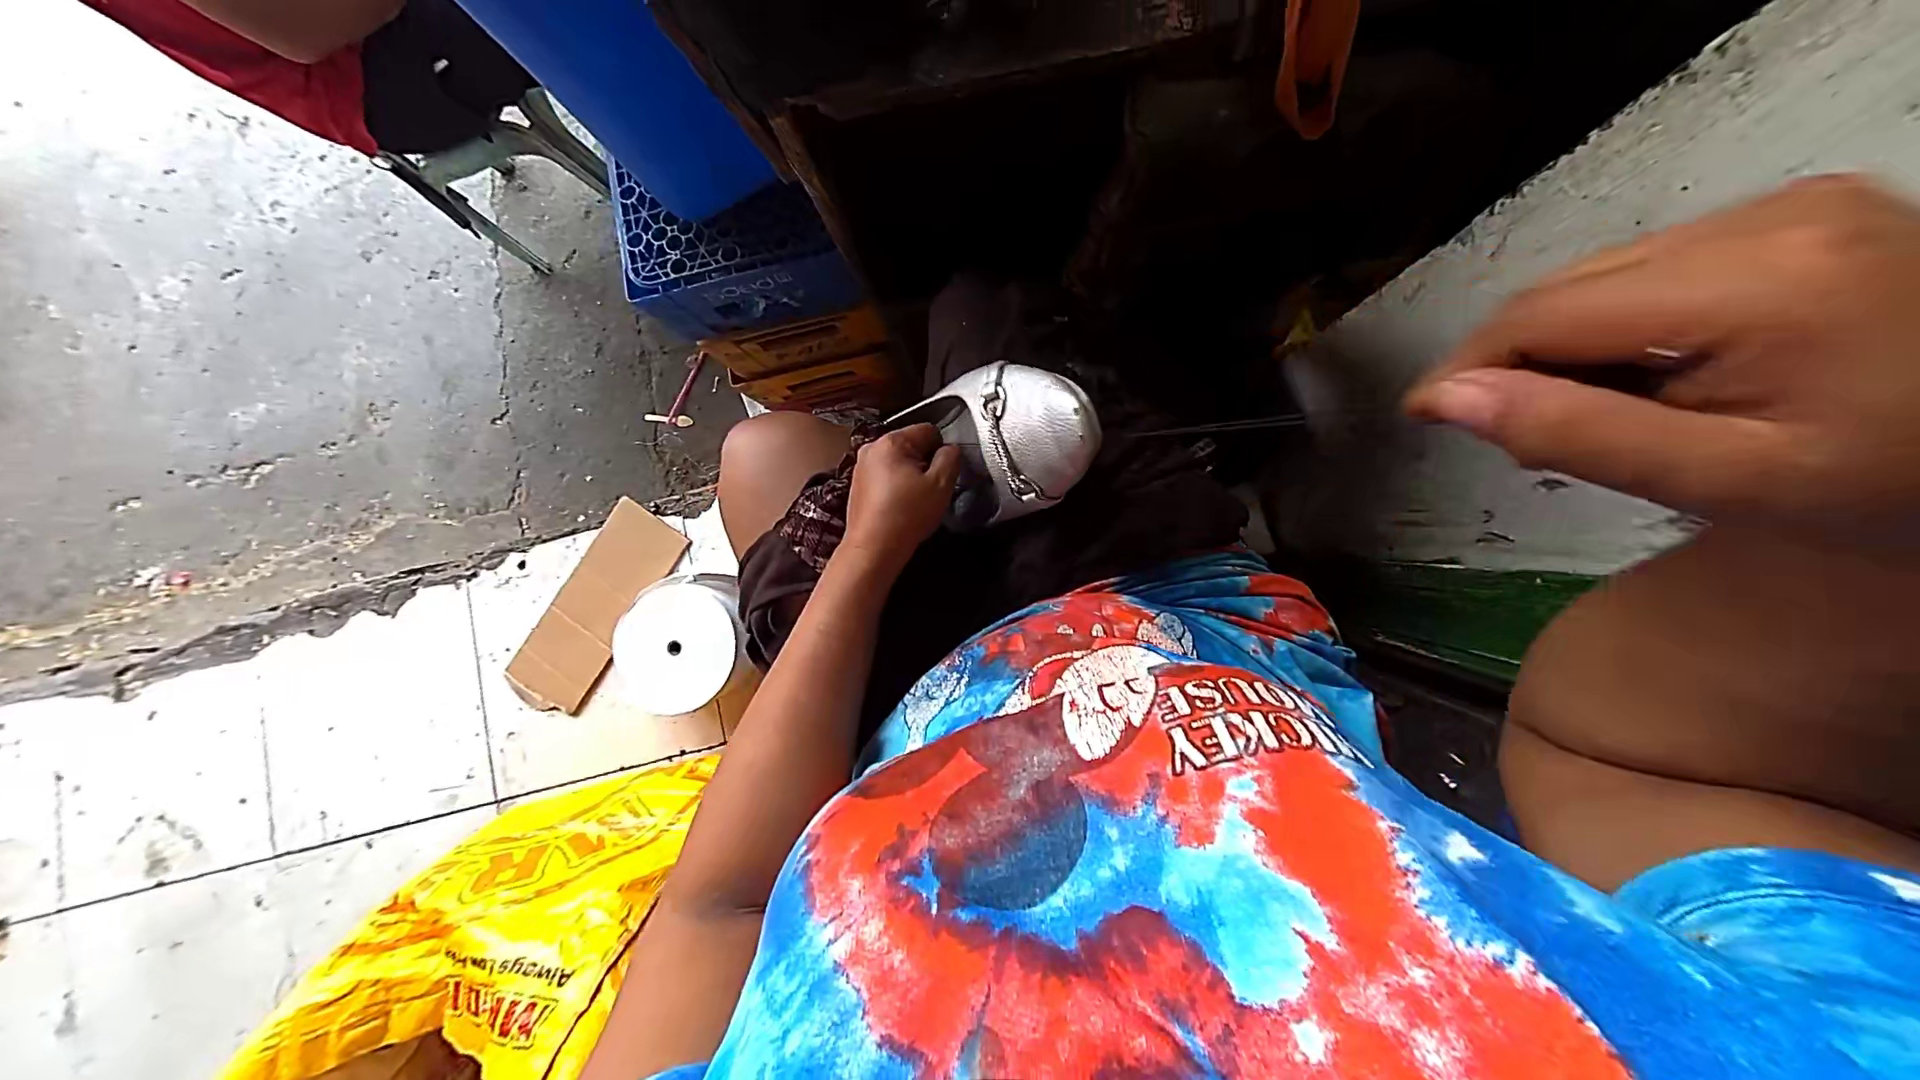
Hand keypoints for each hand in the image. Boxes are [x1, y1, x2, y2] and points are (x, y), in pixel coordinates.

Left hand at [840, 424, 961, 576]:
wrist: (874, 549)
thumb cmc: (904, 518)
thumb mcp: (941, 484)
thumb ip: (952, 458)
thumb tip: (951, 450)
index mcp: (891, 442)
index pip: (929, 430)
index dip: (942, 451)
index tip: (943, 472)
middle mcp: (872, 450)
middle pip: (913, 446)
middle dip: (925, 465)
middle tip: (929, 491)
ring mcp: (862, 468)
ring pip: (900, 464)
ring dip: (911, 479)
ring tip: (914, 503)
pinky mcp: (860, 487)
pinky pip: (887, 479)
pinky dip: (897, 490)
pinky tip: (901, 508)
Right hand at [1404, 174, 1919, 544]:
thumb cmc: (1885, 484)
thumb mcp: (1720, 478)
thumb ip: (1574, 433)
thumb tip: (1443, 400)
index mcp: (1757, 281)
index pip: (1541, 314)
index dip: (1464, 367)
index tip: (1419, 416)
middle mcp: (1770, 218)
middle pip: (1562, 291)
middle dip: (1507, 361)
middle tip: (1502, 431)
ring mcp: (1788, 209)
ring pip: (1591, 280)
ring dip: (1552, 347)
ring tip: (1575, 411)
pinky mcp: (1794, 217)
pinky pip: (1641, 272)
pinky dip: (1603, 327)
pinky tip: (1629, 374)